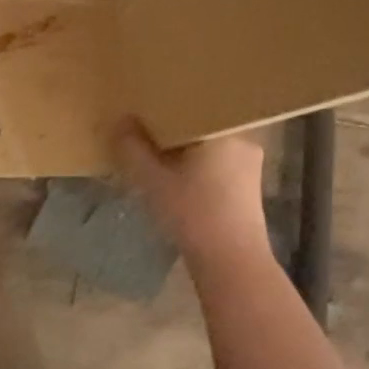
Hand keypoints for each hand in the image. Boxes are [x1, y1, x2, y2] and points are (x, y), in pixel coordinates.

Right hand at [113, 115, 269, 267]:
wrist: (232, 263)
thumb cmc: (193, 213)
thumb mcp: (152, 179)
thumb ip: (131, 147)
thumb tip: (119, 119)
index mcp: (224, 130)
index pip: (191, 104)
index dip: (163, 105)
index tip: (141, 110)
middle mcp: (243, 141)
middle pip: (199, 125)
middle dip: (171, 130)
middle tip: (142, 133)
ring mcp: (249, 166)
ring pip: (208, 146)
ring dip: (184, 151)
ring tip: (155, 157)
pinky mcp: (248, 189)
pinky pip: (216, 165)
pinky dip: (196, 167)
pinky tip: (176, 180)